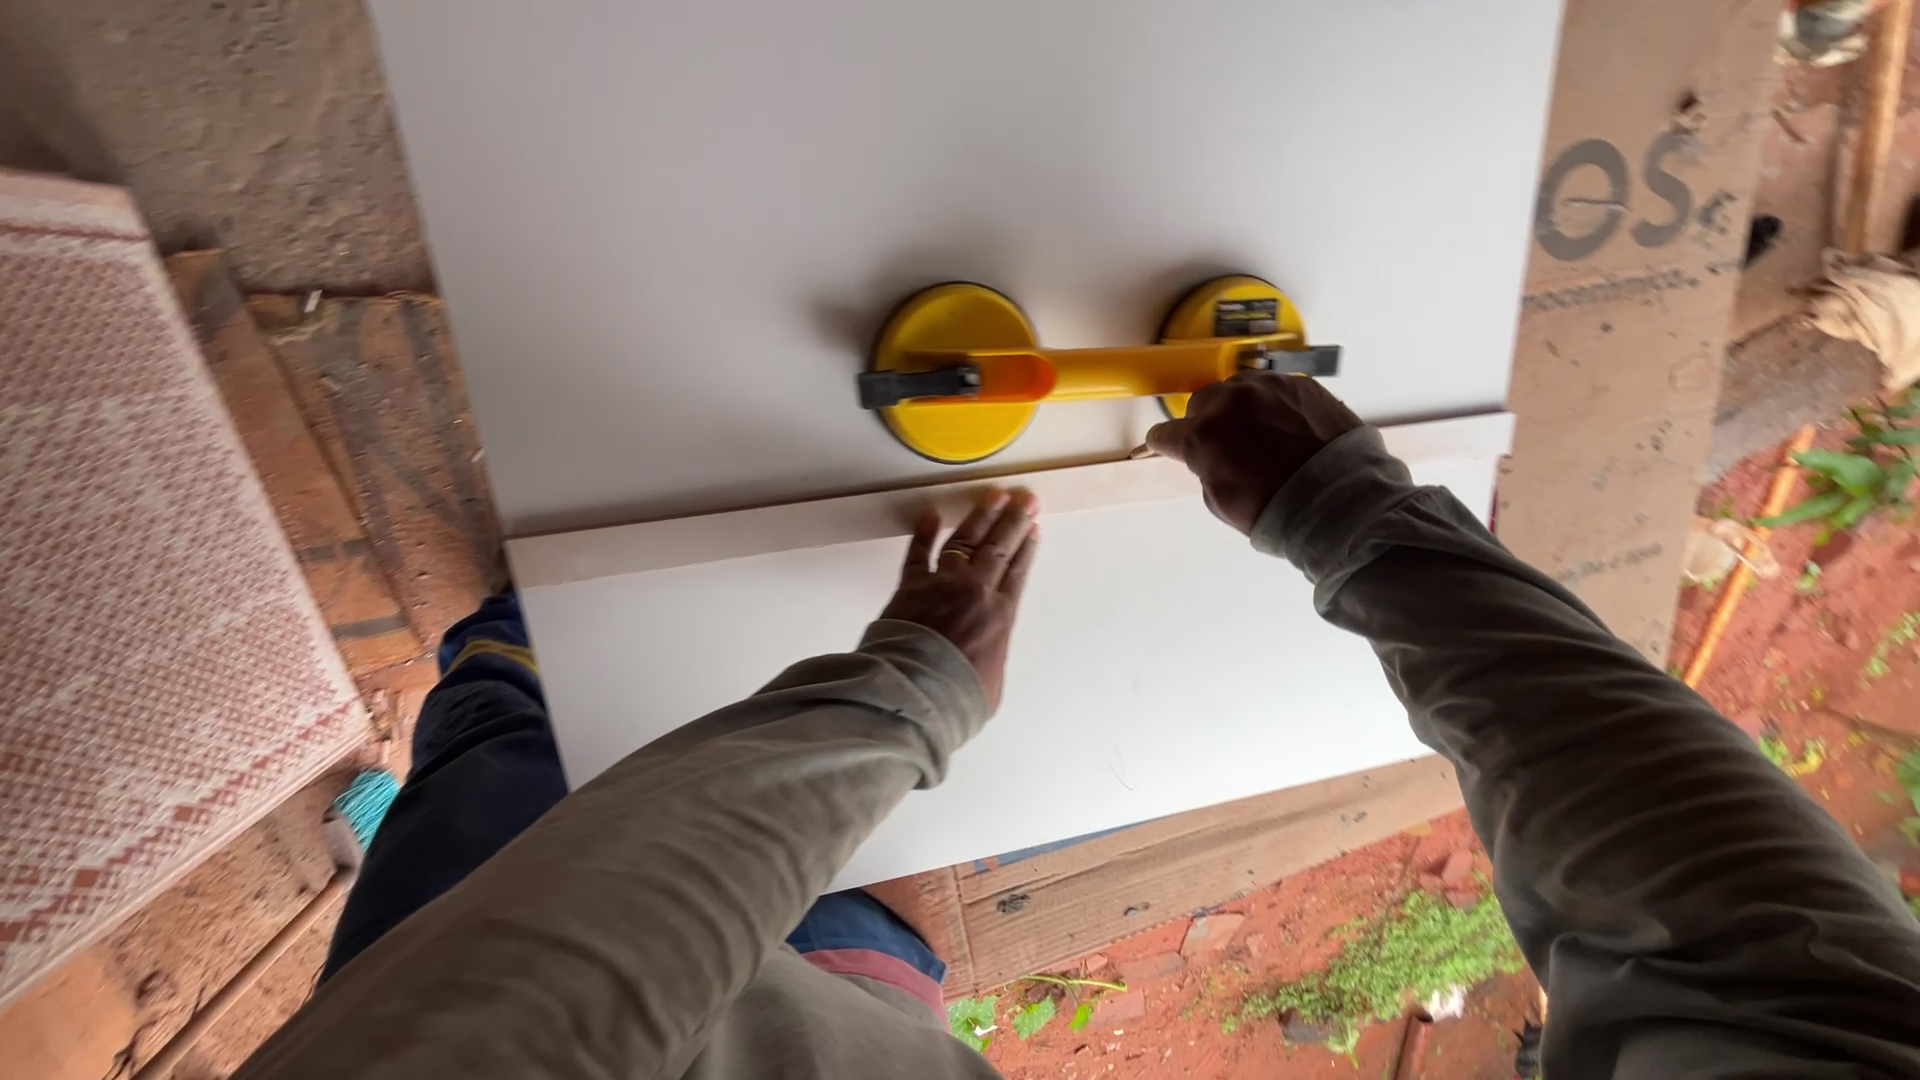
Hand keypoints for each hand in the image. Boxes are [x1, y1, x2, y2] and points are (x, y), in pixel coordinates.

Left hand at [880, 489, 1039, 708]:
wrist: (914, 694)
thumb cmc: (957, 698)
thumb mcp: (992, 686)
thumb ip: (992, 660)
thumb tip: (985, 656)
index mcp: (1000, 615)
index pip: (1017, 571)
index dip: (1025, 546)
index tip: (1033, 526)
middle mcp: (975, 591)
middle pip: (998, 548)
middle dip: (1013, 521)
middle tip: (1026, 499)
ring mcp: (941, 585)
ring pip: (964, 541)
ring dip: (980, 517)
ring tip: (994, 496)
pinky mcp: (910, 587)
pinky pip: (918, 554)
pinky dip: (924, 534)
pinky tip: (931, 515)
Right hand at [1144, 372, 1361, 532]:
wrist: (1340, 500)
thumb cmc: (1274, 509)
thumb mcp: (1219, 501)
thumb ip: (1204, 469)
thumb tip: (1209, 455)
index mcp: (1203, 436)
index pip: (1165, 433)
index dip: (1162, 444)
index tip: (1165, 448)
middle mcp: (1231, 402)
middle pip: (1201, 402)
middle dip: (1204, 421)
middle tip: (1221, 442)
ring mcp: (1268, 388)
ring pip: (1236, 388)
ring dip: (1237, 406)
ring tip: (1255, 429)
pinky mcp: (1301, 384)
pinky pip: (1272, 389)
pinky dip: (1270, 404)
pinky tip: (1284, 426)